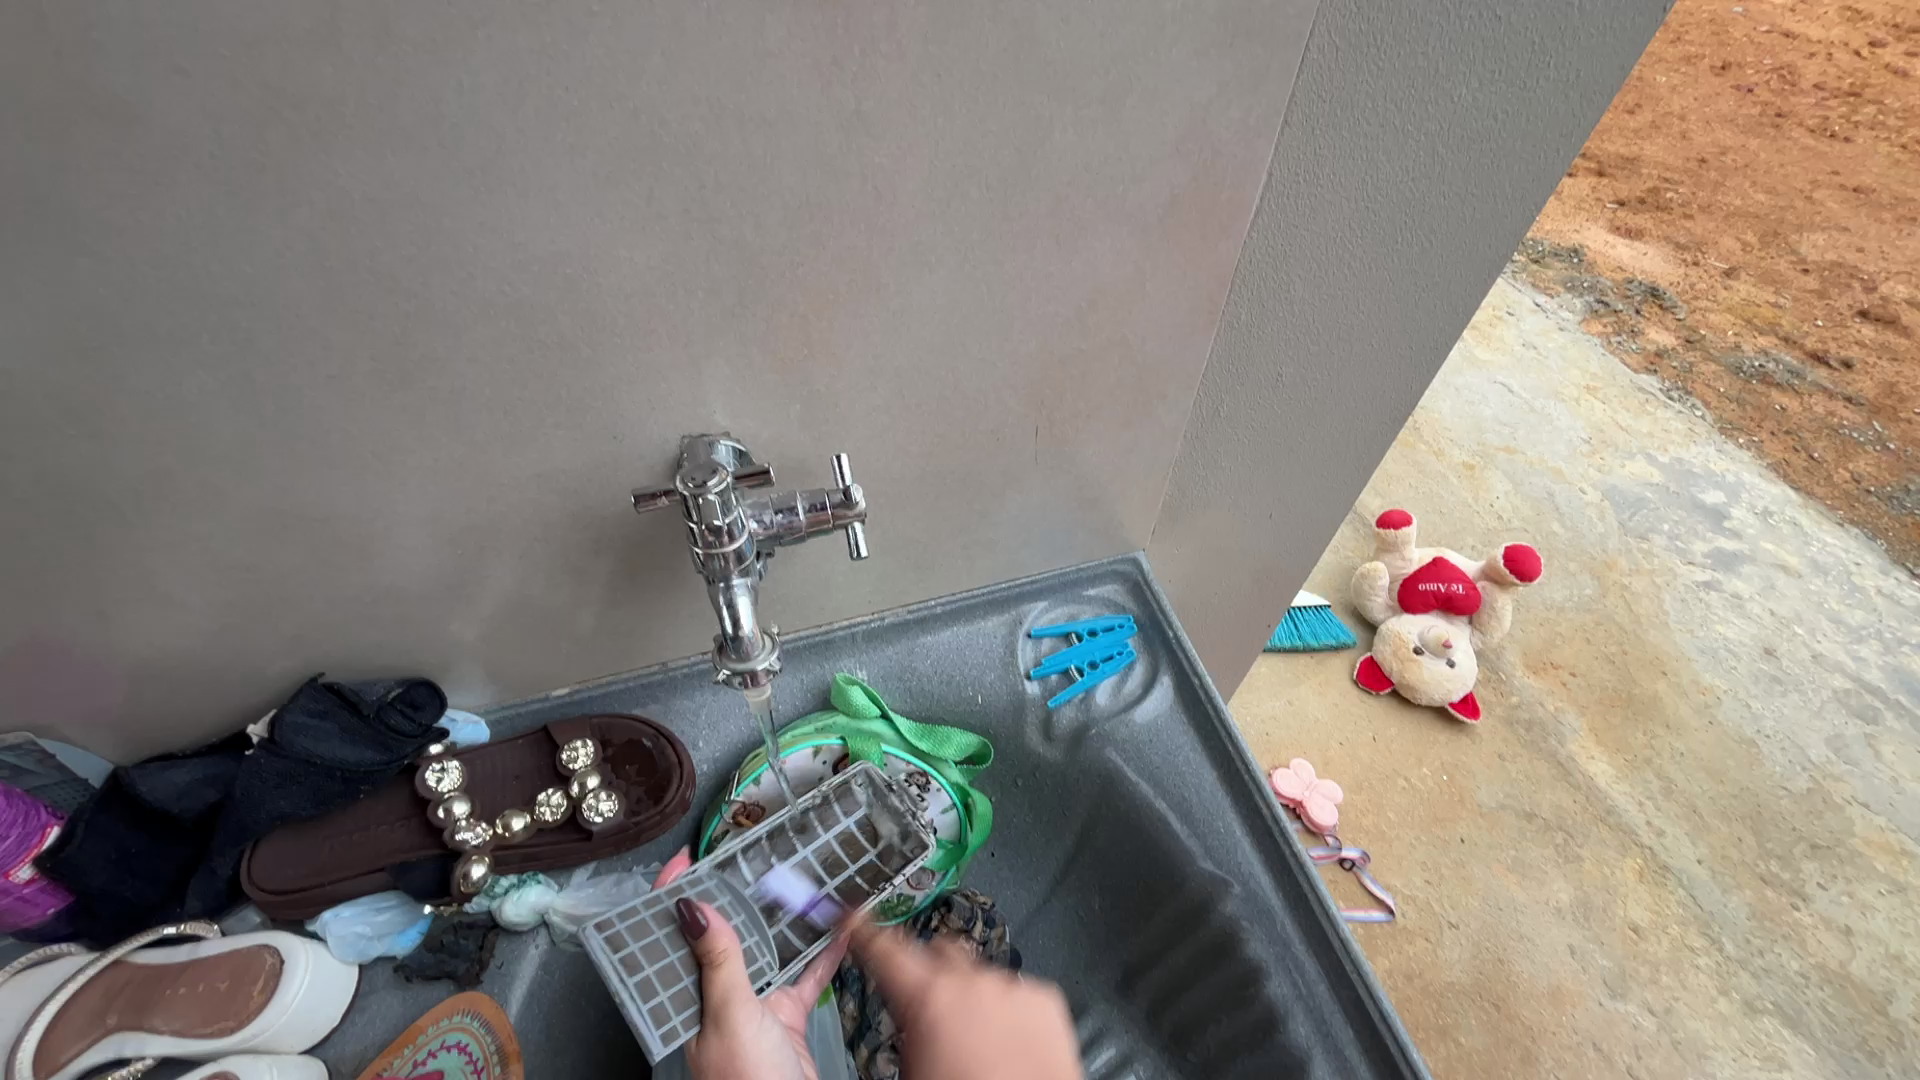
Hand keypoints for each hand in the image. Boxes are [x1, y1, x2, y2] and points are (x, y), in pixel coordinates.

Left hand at [656, 849, 846, 1079]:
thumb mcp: (731, 1016)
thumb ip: (718, 961)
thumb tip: (691, 906)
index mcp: (690, 999)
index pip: (674, 938)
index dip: (674, 897)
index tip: (686, 859)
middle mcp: (719, 996)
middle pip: (725, 936)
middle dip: (736, 897)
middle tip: (751, 855)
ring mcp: (756, 1004)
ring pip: (769, 948)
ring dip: (785, 919)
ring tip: (797, 880)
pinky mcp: (788, 1014)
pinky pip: (809, 973)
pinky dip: (826, 951)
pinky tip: (840, 927)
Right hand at [847, 912, 1083, 1079]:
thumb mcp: (912, 1072)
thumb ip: (906, 1032)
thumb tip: (906, 1020)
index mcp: (927, 1000)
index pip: (884, 949)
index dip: (864, 928)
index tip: (852, 913)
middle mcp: (969, 981)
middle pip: (937, 951)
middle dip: (928, 970)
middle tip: (928, 1008)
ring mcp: (1010, 985)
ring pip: (980, 974)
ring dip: (972, 995)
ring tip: (975, 1039)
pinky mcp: (1044, 997)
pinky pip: (1017, 992)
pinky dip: (1009, 1011)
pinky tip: (1008, 1043)